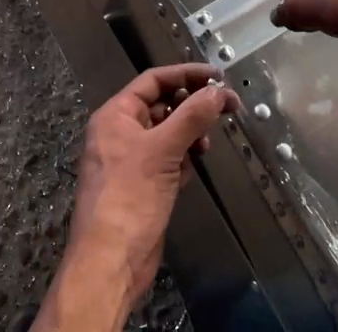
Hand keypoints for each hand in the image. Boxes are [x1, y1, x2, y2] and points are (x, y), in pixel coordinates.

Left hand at [40, 64, 240, 329]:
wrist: (111, 262)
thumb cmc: (130, 197)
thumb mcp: (163, 150)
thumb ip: (192, 116)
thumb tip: (219, 91)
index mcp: (115, 115)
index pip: (154, 80)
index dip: (187, 75)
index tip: (219, 77)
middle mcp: (120, 132)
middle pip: (162, 105)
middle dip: (192, 106)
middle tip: (226, 109)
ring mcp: (131, 160)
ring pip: (167, 133)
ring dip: (189, 134)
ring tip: (206, 144)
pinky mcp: (142, 185)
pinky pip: (168, 159)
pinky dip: (183, 158)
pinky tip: (194, 167)